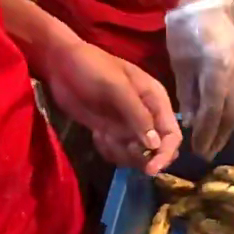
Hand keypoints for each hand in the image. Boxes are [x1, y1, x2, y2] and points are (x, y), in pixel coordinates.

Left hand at [43, 38, 181, 173]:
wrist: (61, 64)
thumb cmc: (92, 68)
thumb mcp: (117, 87)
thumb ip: (138, 115)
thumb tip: (155, 145)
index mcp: (156, 101)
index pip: (172, 134)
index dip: (165, 153)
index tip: (151, 169)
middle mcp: (148, 116)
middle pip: (158, 149)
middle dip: (142, 156)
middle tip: (121, 149)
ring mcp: (129, 126)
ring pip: (137, 155)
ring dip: (120, 152)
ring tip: (102, 136)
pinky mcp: (112, 132)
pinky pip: (118, 152)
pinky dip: (108, 150)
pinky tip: (96, 135)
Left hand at [165, 0, 233, 158]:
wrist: (211, 4)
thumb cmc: (187, 30)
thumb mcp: (181, 63)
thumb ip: (188, 94)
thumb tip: (191, 122)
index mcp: (217, 74)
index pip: (211, 113)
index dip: (205, 135)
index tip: (197, 151)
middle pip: (229, 117)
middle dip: (218, 138)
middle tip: (208, 156)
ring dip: (227, 130)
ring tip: (216, 145)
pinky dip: (231, 117)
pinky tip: (223, 124)